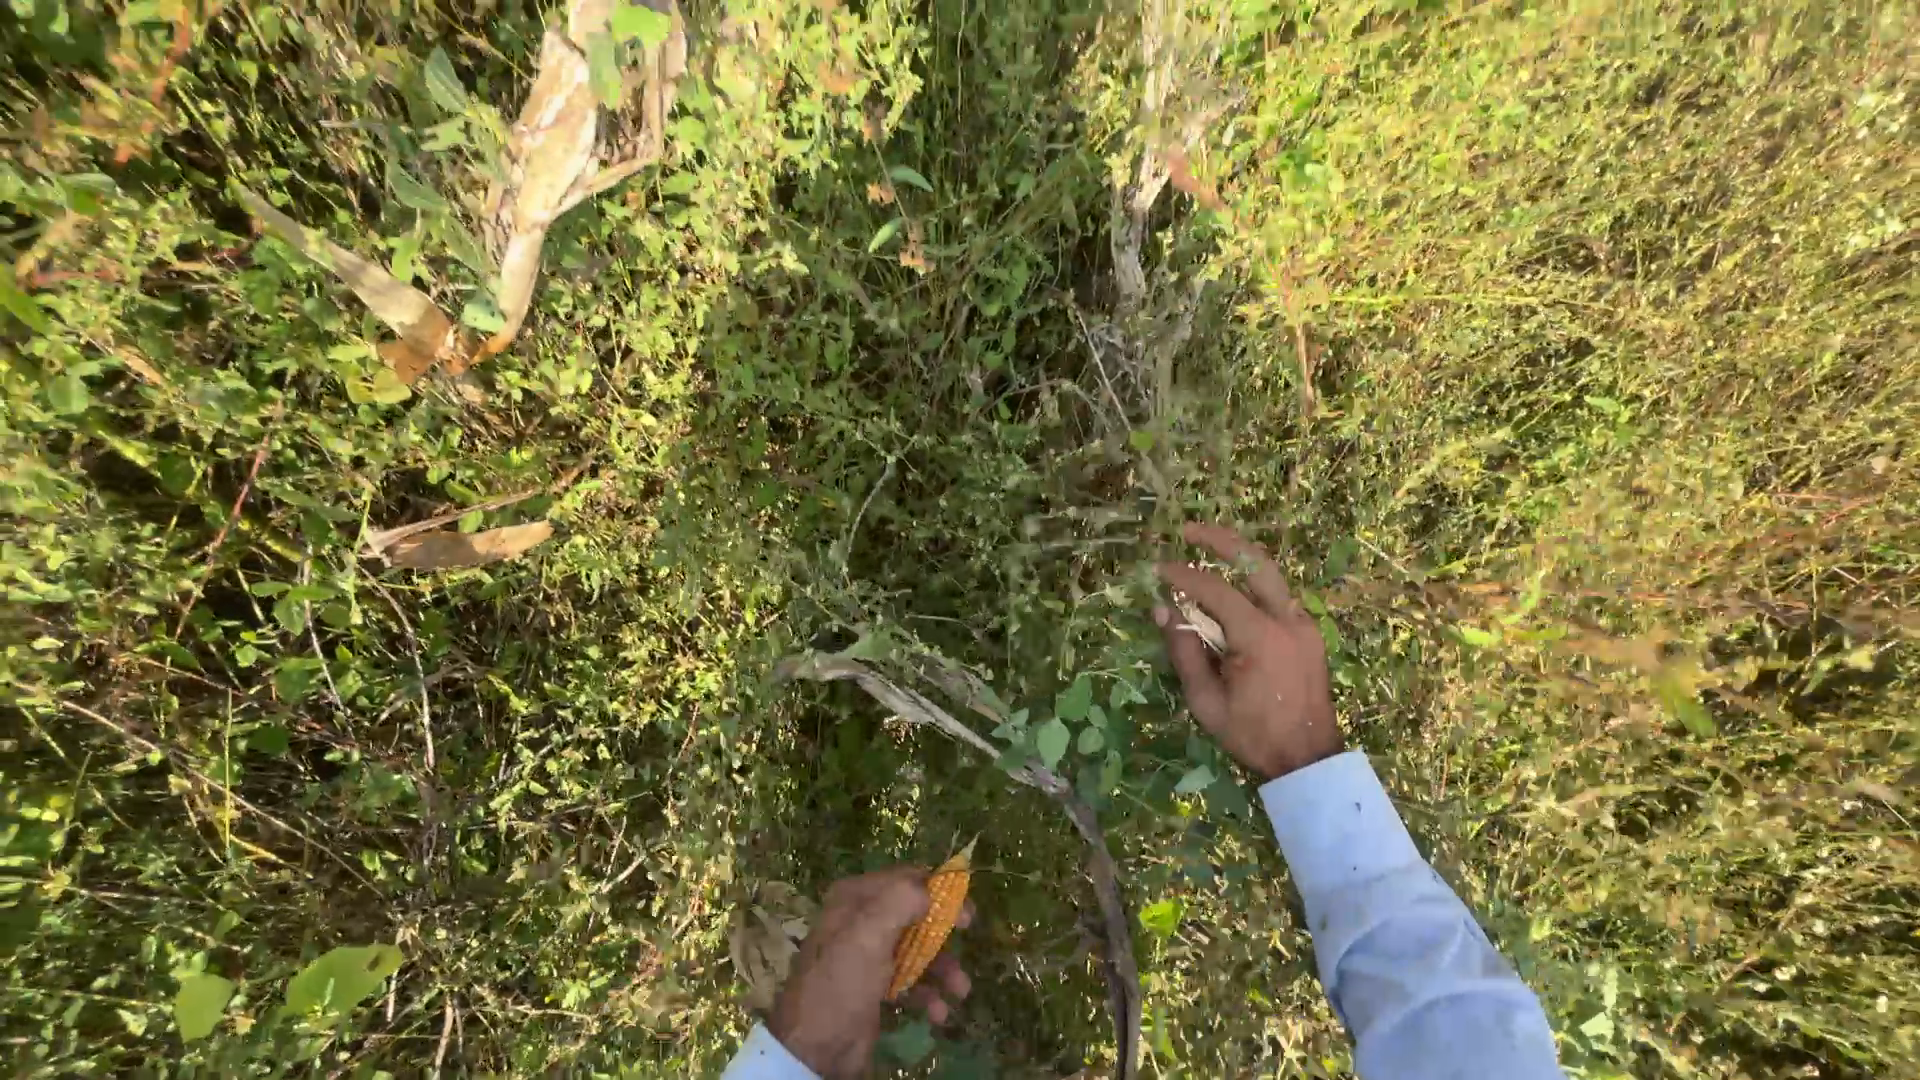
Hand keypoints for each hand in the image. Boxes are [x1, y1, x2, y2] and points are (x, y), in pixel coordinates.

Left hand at [768, 867, 973, 1077]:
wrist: (814, 1050)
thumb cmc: (841, 981)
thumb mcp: (868, 933)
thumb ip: (901, 900)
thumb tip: (930, 889)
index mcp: (855, 897)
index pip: (904, 878)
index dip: (938, 889)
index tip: (964, 908)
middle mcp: (861, 920)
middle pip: (914, 913)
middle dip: (943, 929)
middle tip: (968, 934)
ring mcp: (868, 955)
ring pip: (916, 949)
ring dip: (942, 967)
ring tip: (960, 989)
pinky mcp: (875, 988)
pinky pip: (910, 981)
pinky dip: (928, 994)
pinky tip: (938, 1012)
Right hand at [1154, 523, 1343, 780]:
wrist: (1309, 760)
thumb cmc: (1251, 735)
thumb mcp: (1205, 700)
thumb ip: (1184, 651)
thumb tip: (1163, 610)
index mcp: (1260, 638)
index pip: (1216, 591)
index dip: (1184, 576)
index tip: (1158, 569)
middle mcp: (1288, 621)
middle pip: (1255, 563)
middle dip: (1220, 540)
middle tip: (1189, 532)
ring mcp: (1304, 625)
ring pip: (1270, 576)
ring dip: (1237, 560)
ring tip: (1206, 552)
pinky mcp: (1309, 634)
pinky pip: (1277, 597)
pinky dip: (1251, 586)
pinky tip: (1230, 593)